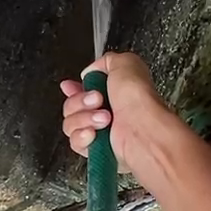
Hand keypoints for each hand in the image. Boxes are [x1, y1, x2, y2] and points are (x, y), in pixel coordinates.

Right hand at [59, 51, 192, 182]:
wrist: (141, 130)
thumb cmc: (138, 101)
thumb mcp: (125, 63)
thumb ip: (105, 61)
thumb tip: (91, 71)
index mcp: (112, 91)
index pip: (82, 89)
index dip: (74, 88)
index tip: (70, 86)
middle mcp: (105, 111)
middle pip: (70, 105)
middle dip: (79, 101)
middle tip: (98, 100)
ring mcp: (99, 130)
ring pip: (69, 124)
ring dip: (84, 118)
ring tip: (104, 119)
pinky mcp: (95, 149)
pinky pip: (74, 141)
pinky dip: (82, 136)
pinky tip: (95, 134)